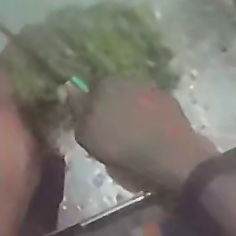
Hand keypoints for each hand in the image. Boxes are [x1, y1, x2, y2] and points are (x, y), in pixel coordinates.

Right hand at [75, 77, 217, 191]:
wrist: (172, 157)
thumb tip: (64, 88)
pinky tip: (152, 133)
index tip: (96, 129)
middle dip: (111, 107)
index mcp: (103, 84)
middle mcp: (128, 78)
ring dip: (131, 111)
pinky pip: (152, 106)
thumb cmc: (124, 150)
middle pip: (112, 92)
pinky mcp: (170, 100)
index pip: (89, 92)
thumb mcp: (89, 137)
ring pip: (132, 97)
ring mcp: (152, 87)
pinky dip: (149, 116)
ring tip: (135, 135)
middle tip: (114, 133)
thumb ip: (76, 110)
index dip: (91, 110)